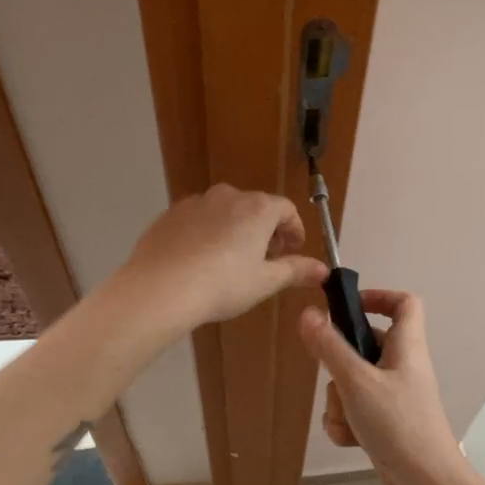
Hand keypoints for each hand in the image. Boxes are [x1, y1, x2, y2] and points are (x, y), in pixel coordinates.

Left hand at [113, 184, 327, 331]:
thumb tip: (324, 270)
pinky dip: (207, 233)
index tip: (292, 250)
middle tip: (264, 260)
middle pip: (256, 207)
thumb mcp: (265, 282)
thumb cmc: (222, 285)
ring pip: (225, 211)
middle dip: (265, 230)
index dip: (294, 230)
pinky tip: (200, 260)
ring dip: (235, 229)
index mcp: (257, 208)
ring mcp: (196, 202)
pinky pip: (198, 219)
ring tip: (230, 262)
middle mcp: (228, 196)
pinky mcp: (170, 214)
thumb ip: (296, 270)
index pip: (286, 209)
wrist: (160, 288)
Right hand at [299, 290, 472, 484]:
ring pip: (355, 382)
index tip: (348, 307)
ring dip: (340, 401)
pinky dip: (348, 422)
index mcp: (407, 347)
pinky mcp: (387, 422)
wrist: (427, 484)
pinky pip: (357, 410)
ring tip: (346, 418)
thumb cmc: (398, 424)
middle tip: (334, 378)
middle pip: (366, 346)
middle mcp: (403, 366)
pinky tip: (350, 439)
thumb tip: (308, 313)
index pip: (404, 303)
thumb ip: (329, 347)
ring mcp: (396, 396)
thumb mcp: (356, 382)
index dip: (378, 296)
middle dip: (340, 364)